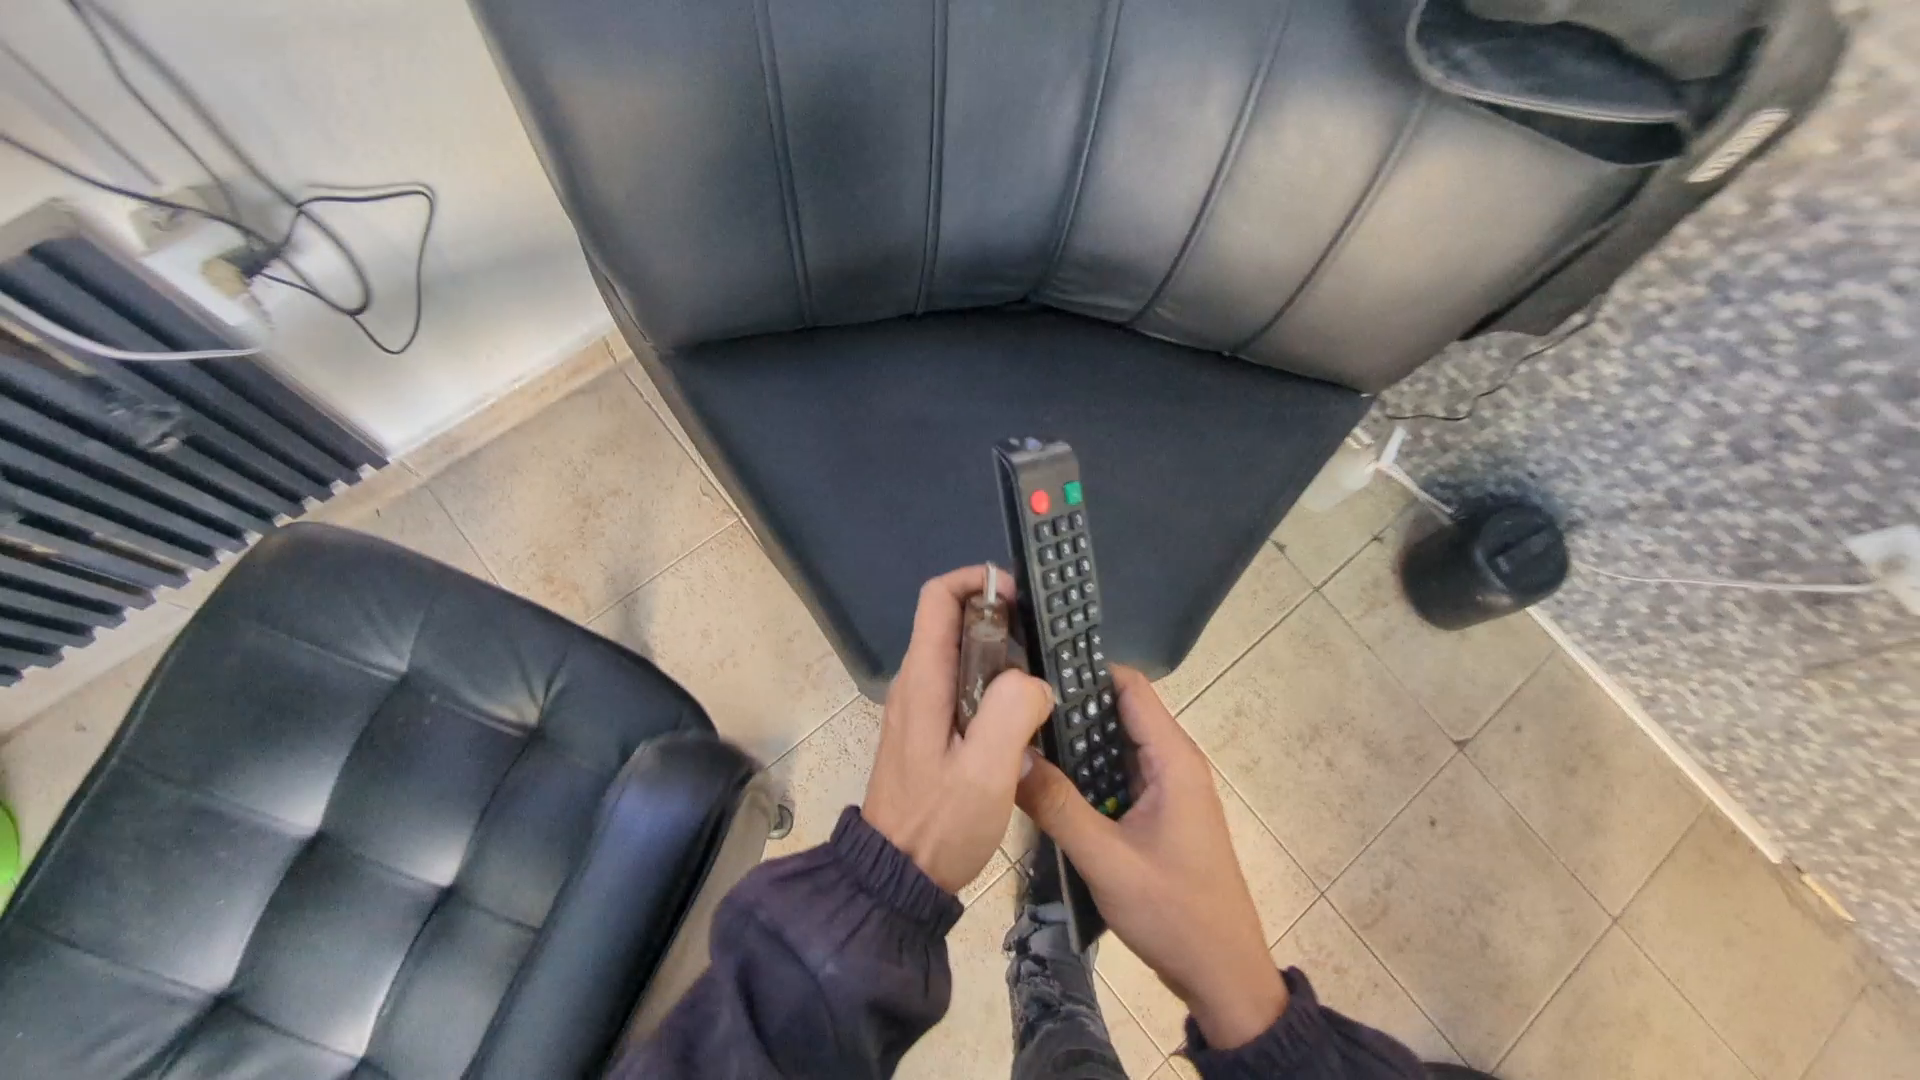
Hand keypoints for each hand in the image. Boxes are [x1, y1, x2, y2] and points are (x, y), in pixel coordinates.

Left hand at [864, 566, 1053, 893]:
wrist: (896, 877)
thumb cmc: (940, 822)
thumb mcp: (986, 769)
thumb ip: (1012, 711)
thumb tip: (1032, 683)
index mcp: (923, 679)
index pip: (938, 598)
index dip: (977, 582)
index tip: (1020, 595)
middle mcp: (915, 683)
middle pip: (953, 622)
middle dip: (1000, 618)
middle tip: (1046, 642)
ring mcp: (920, 708)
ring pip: (962, 657)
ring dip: (1001, 655)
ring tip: (1043, 676)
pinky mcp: (929, 732)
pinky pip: (963, 688)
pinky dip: (994, 685)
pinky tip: (1024, 713)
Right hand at [1015, 666, 1286, 1047]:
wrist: (1223, 976)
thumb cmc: (1174, 912)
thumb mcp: (1106, 859)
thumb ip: (1057, 806)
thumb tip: (1010, 754)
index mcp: (1172, 759)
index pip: (1129, 687)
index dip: (1084, 669)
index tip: (1031, 668)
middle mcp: (1172, 763)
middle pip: (1117, 712)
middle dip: (1068, 705)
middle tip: (1010, 703)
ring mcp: (1165, 790)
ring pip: (1114, 747)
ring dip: (1073, 742)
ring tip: (1016, 734)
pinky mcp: (1156, 815)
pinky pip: (1115, 777)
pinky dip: (1084, 773)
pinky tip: (1044, 780)